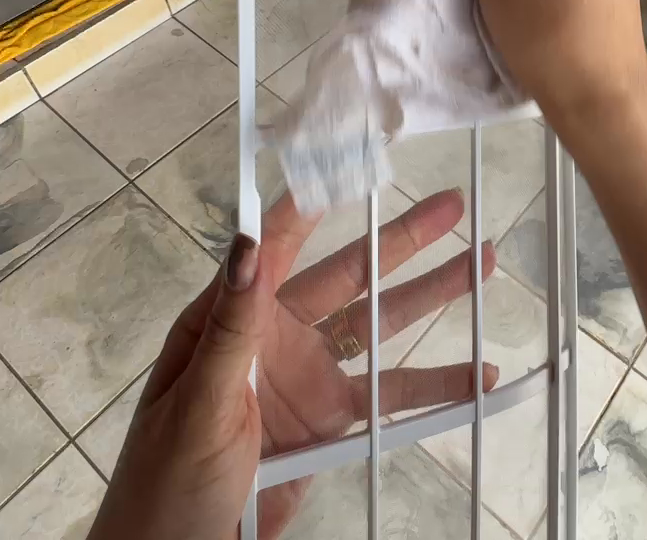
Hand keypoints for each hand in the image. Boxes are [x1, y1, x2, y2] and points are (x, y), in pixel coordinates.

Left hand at [89, 190, 497, 539]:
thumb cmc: (164, 483)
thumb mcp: (196, 405)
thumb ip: (229, 329)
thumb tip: (245, 245)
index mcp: (235, 317)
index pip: (277, 244)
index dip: (316, 201)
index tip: (355, 162)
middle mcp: (278, 334)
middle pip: (351, 275)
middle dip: (403, 239)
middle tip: (452, 206)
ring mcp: (310, 376)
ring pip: (382, 326)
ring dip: (432, 297)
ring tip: (482, 264)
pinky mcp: (332, 421)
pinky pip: (391, 397)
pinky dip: (435, 388)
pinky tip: (476, 377)